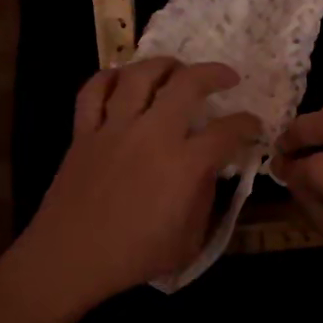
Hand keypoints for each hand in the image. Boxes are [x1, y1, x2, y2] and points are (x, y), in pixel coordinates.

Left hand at [11, 59, 260, 306]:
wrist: (70, 258)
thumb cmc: (134, 256)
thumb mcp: (188, 241)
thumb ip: (204, 200)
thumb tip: (208, 173)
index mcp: (185, 164)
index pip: (227, 130)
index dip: (247, 124)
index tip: (253, 125)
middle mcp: (153, 134)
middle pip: (187, 84)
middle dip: (214, 74)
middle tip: (226, 77)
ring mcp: (115, 128)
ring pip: (140, 76)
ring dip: (164, 65)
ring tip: (176, 68)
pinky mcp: (84, 132)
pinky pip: (94, 91)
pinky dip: (109, 77)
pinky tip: (121, 78)